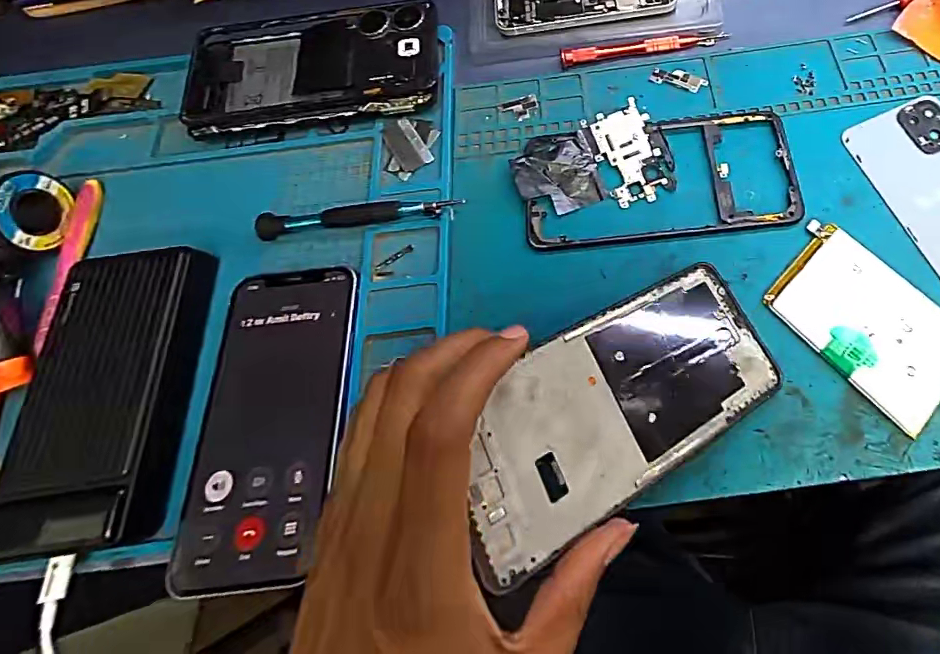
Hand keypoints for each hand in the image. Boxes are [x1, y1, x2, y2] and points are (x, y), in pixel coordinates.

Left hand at [293, 326, 637, 653]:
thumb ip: (570, 596)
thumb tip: (612, 535)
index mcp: (422, 569)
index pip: (439, 433)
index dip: (476, 372)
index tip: (511, 346)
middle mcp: (371, 536)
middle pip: (398, 400)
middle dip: (450, 351)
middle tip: (495, 344)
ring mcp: (341, 532)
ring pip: (367, 410)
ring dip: (418, 369)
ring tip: (464, 364)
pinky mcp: (327, 537)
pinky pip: (353, 440)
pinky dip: (391, 402)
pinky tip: (426, 412)